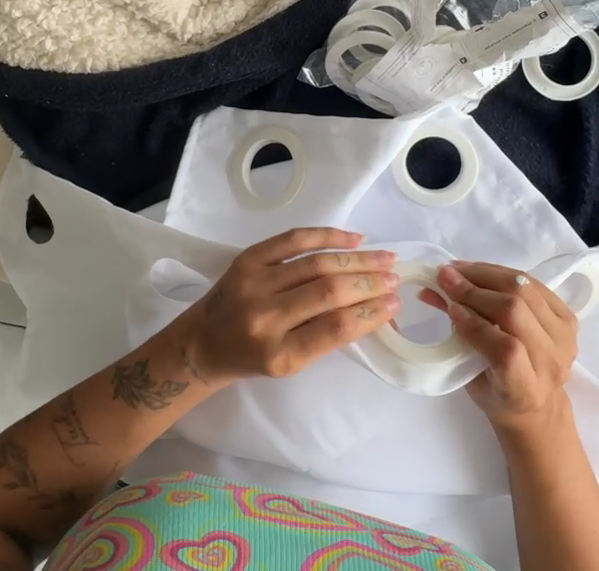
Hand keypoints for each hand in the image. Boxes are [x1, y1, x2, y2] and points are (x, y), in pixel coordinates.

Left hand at [172, 228, 400, 383]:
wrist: (202, 341)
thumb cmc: (251, 358)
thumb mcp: (290, 363)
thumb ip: (328, 336)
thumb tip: (377, 307)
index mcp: (278, 354)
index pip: (335, 329)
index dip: (370, 313)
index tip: (395, 302)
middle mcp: (264, 316)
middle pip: (328, 291)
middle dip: (369, 282)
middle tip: (396, 277)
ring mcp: (254, 282)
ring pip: (316, 263)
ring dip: (357, 259)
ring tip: (385, 258)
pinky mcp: (248, 258)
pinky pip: (294, 239)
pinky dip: (327, 236)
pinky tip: (354, 239)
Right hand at [424, 261, 578, 436]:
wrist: (536, 403)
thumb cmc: (495, 393)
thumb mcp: (469, 374)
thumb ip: (456, 335)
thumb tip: (429, 291)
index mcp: (526, 389)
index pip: (506, 351)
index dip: (476, 325)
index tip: (449, 306)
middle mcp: (553, 363)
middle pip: (515, 311)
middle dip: (475, 289)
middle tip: (445, 276)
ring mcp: (565, 337)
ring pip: (524, 290)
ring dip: (486, 274)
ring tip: (458, 269)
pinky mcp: (568, 317)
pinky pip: (532, 283)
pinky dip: (501, 274)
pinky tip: (479, 271)